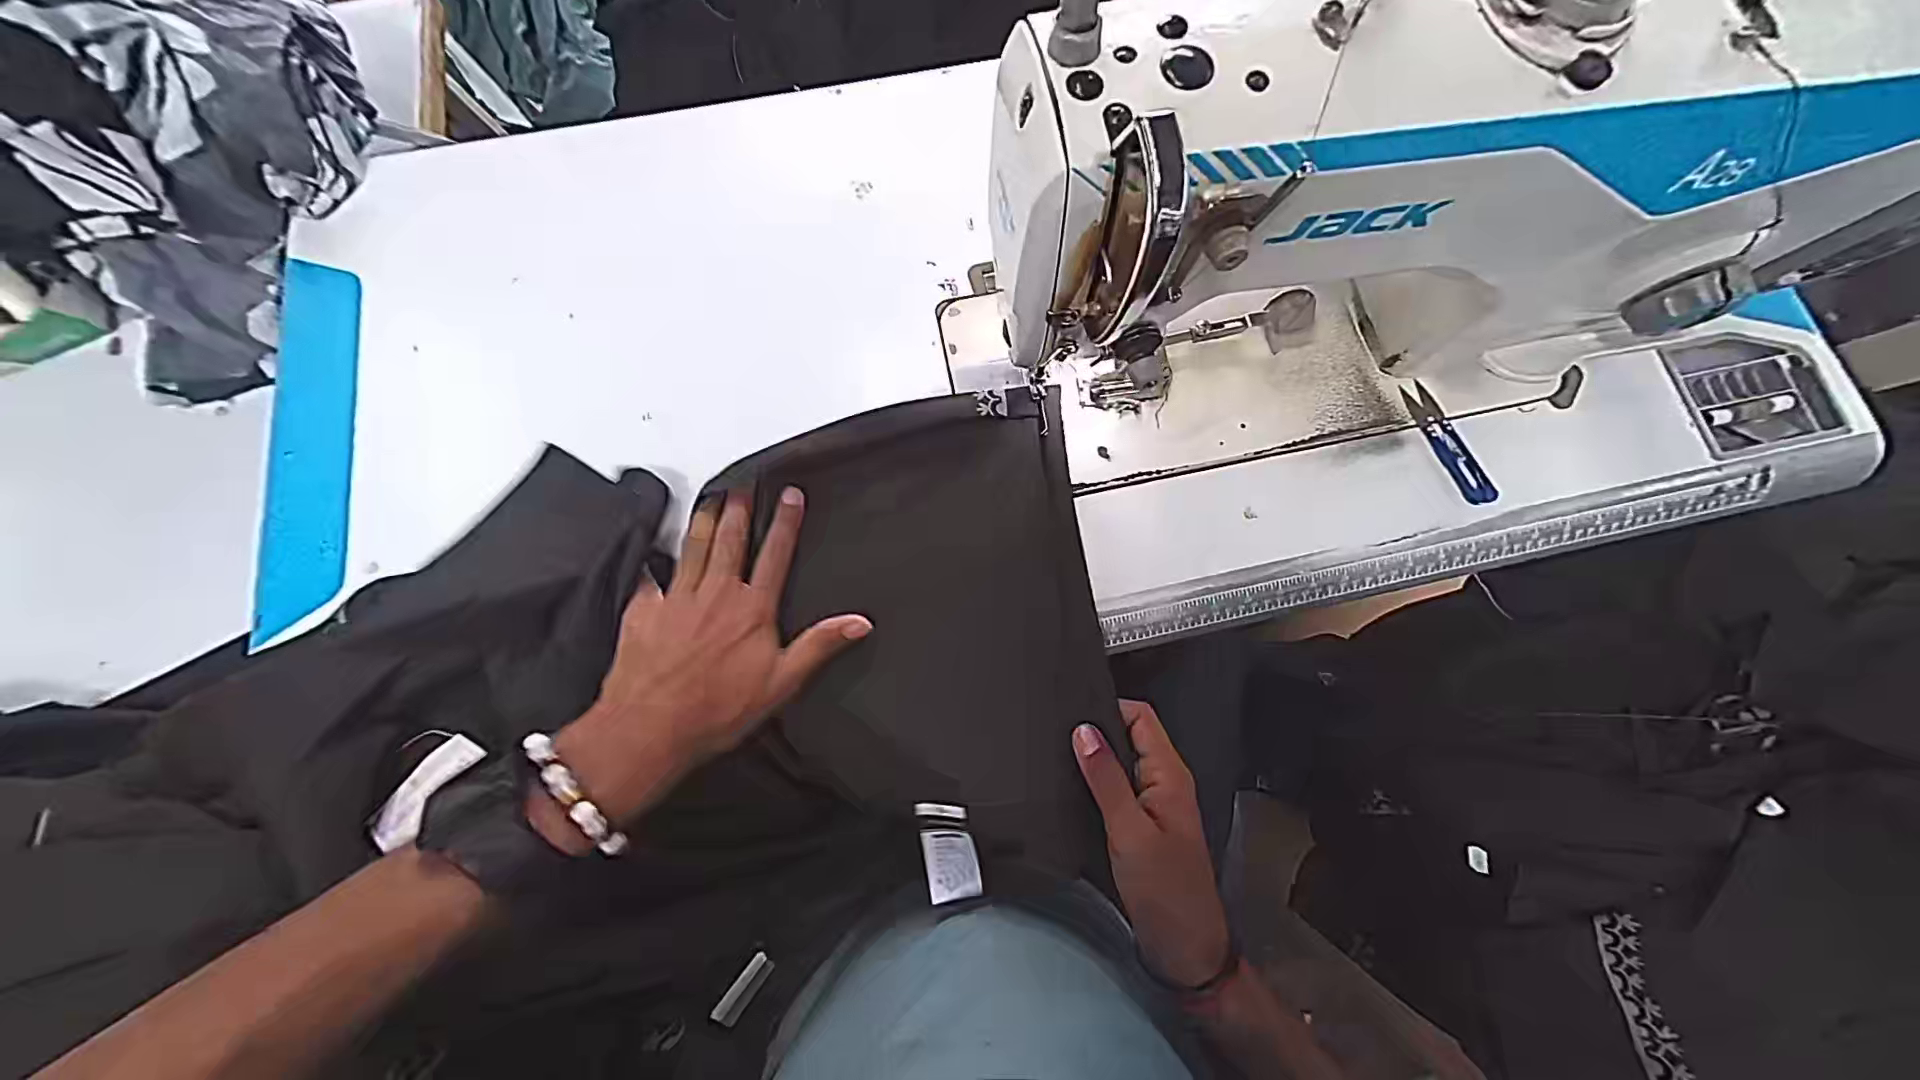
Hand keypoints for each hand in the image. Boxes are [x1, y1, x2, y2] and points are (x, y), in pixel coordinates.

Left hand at [543, 487, 870, 835]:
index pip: (775, 554)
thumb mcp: (782, 682)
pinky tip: (654, 554)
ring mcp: (678, 598)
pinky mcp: (644, 610)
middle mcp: (716, 594)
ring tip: (711, 499)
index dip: (786, 522)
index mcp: (751, 608)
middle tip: (743, 486)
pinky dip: (656, 561)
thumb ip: (820, 645)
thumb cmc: (715, 708)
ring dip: (704, 519)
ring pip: (692, 547)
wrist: (649, 725)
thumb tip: (859, 622)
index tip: (790, 496)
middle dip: (739, 509)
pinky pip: (652, 576)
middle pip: (730, 540)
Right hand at [1073, 701, 1231, 986]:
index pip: (1141, 716)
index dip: (1109, 705)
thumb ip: (1106, 779)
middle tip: (1059, 732)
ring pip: (1121, 761)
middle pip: (1129, 734)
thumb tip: (1084, 732)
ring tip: (1061, 756)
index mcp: (1170, 775)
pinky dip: (1096, 782)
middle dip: (1096, 729)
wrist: (1186, 950)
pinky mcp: (1141, 823)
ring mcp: (1153, 803)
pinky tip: (1075, 788)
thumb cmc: (1168, 894)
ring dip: (1094, 757)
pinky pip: (1117, 787)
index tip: (1074, 708)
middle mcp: (1164, 783)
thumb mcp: (1129, 831)